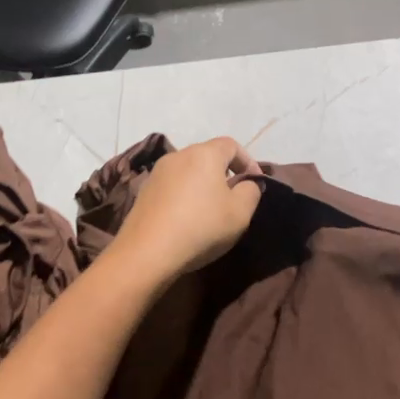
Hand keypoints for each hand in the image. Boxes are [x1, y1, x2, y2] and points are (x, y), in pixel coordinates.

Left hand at [111, 138, 263, 281]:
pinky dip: (184, 196)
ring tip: (210, 210)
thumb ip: (251, 191)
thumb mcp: (240, 212)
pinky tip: (187, 219)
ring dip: (203, 185)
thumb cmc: (201, 227)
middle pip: (208, 156)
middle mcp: (179, 155)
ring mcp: (157, 173)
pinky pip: (173, 187)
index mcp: (204, 154)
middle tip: (234, 197)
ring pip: (188, 172)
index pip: (231, 145)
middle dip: (224, 173)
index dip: (248, 161)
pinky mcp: (144, 192)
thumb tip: (247, 183)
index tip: (255, 183)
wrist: (147, 253)